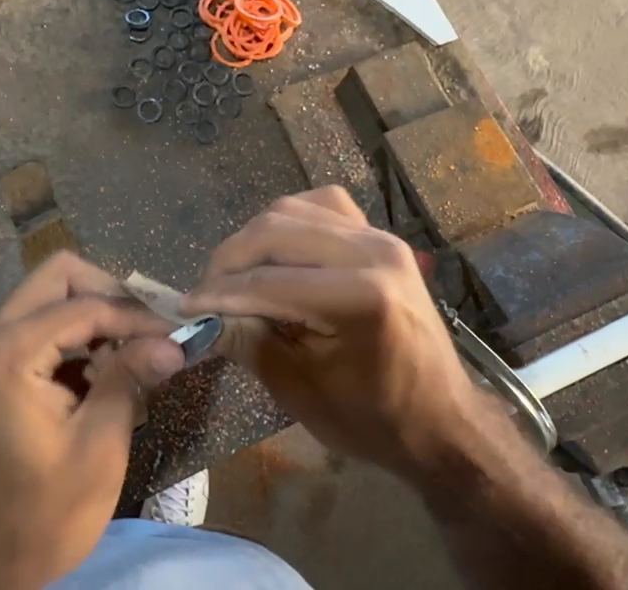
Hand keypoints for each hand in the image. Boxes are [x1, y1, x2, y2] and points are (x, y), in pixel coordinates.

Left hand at [0, 252, 183, 588]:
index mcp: (12, 350)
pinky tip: (103, 371)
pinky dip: (73, 336)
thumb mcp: (98, 447)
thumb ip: (129, 378)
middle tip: (150, 330)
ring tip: (134, 353)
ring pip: (48, 297)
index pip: (88, 304)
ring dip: (93, 315)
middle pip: (60, 277)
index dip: (138, 315)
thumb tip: (173, 341)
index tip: (178, 335)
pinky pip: (37, 326)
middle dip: (110, 295)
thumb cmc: (41, 515)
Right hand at [182, 186, 479, 483]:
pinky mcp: (381, 235)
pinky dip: (289, 221)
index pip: (268, 280)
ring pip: (294, 210)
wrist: (443, 420)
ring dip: (255, 238)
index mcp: (361, 297)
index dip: (219, 293)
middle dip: (230, 260)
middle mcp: (374, 252)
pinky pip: (322, 207)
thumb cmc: (375, 419)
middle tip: (206, 292)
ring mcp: (381, 237)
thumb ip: (248, 343)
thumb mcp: (302, 392)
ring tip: (234, 274)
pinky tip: (276, 250)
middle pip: (276, 231)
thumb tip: (201, 317)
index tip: (184, 307)